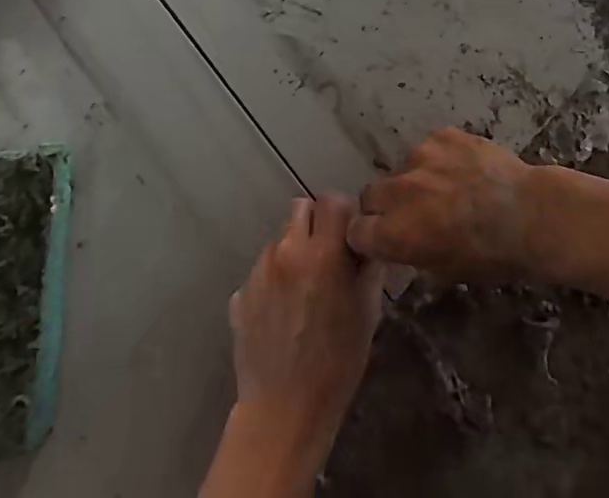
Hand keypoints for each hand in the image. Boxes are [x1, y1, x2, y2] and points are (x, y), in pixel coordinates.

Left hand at [222, 194, 385, 487]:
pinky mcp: (239, 293)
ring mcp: (258, 271)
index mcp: (322, 252)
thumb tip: (367, 239)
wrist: (285, 409)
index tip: (351, 235)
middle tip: (329, 254)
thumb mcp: (368, 308)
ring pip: (280, 238)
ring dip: (295, 249)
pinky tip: (286, 308)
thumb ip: (368, 263)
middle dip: (317, 223)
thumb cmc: (339, 359)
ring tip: (306, 286)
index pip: (333, 199)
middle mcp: (285, 251)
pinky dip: (276, 275)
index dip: (345, 212)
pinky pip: (263, 268)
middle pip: (301, 208)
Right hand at [347, 128, 540, 281]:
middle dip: (386, 205)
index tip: (383, 237)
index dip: (369, 235)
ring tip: (448, 187)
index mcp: (394, 232)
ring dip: (416, 179)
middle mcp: (399, 191)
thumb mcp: (444, 272)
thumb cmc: (492, 255)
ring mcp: (420, 157)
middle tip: (415, 212)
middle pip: (372, 194)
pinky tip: (464, 168)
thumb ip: (411, 252)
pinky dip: (440, 158)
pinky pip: (429, 147)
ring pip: (402, 168)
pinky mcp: (442, 136)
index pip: (356, 231)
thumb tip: (403, 242)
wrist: (531, 214)